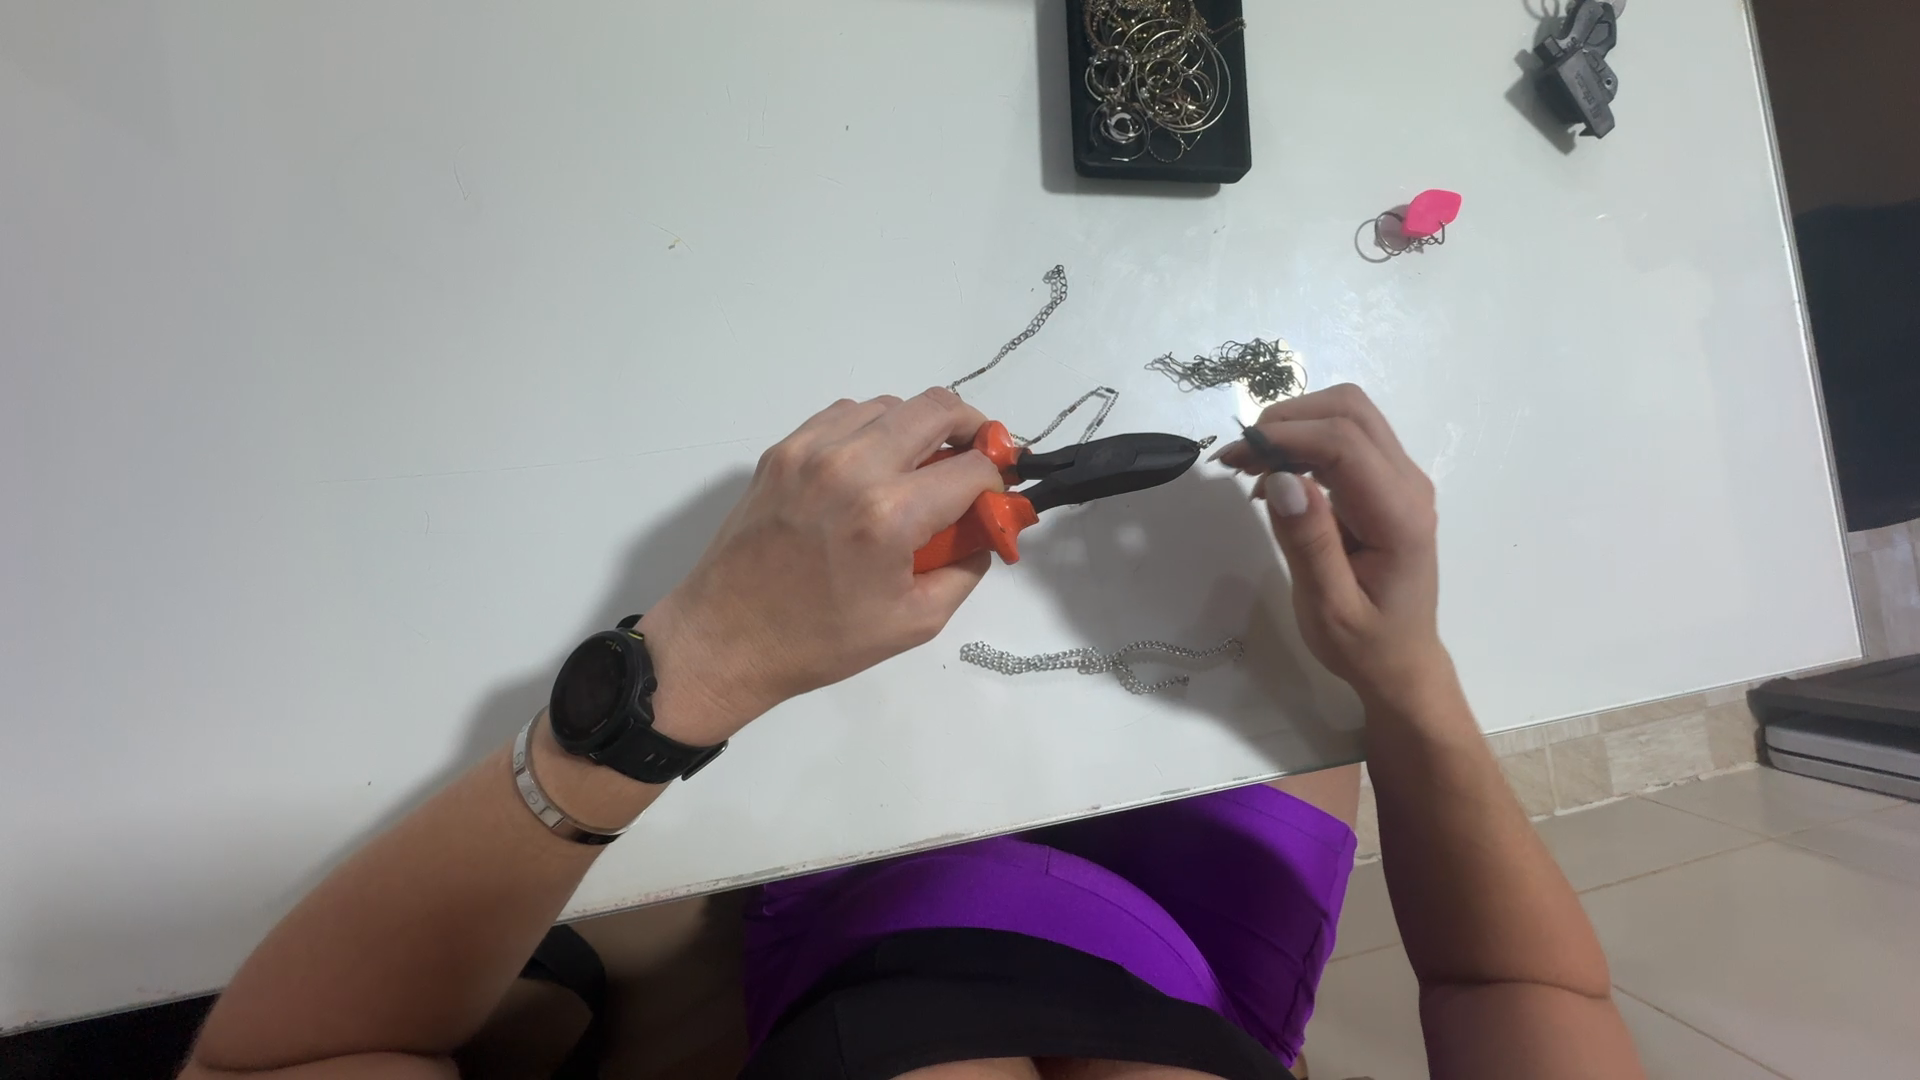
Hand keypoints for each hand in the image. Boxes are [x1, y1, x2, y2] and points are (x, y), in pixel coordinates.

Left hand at [640, 388, 1002, 742]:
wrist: (727, 638)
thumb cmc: (823, 641)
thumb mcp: (917, 621)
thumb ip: (967, 567)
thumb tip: (988, 528)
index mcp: (889, 515)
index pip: (971, 467)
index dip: (997, 480)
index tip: (996, 495)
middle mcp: (852, 467)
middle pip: (937, 407)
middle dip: (972, 429)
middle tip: (976, 458)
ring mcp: (810, 451)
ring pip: (890, 404)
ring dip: (919, 427)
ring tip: (920, 467)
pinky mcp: (782, 450)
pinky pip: (844, 415)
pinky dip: (872, 428)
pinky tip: (873, 464)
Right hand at [1216, 384, 1449, 708]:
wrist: (1401, 663)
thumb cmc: (1364, 643)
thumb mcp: (1328, 606)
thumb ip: (1309, 542)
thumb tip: (1283, 479)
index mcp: (1397, 515)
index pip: (1344, 442)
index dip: (1285, 436)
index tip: (1235, 459)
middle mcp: (1406, 484)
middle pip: (1349, 410)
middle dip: (1286, 421)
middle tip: (1238, 460)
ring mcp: (1398, 480)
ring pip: (1346, 416)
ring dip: (1291, 428)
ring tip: (1246, 467)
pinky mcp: (1382, 485)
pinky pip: (1342, 440)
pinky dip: (1299, 444)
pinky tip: (1269, 479)